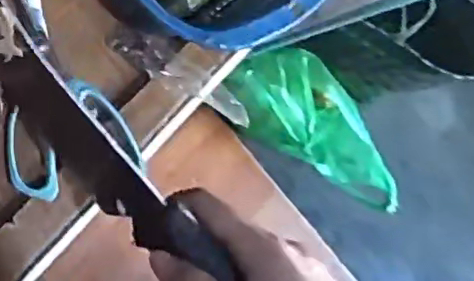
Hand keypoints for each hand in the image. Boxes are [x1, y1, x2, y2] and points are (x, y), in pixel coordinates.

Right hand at [149, 189, 331, 280]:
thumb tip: (158, 254)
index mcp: (263, 243)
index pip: (205, 201)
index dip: (176, 210)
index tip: (158, 234)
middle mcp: (289, 245)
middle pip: (232, 233)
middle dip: (208, 253)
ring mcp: (315, 270)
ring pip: (259, 259)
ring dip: (237, 273)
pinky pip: (285, 276)